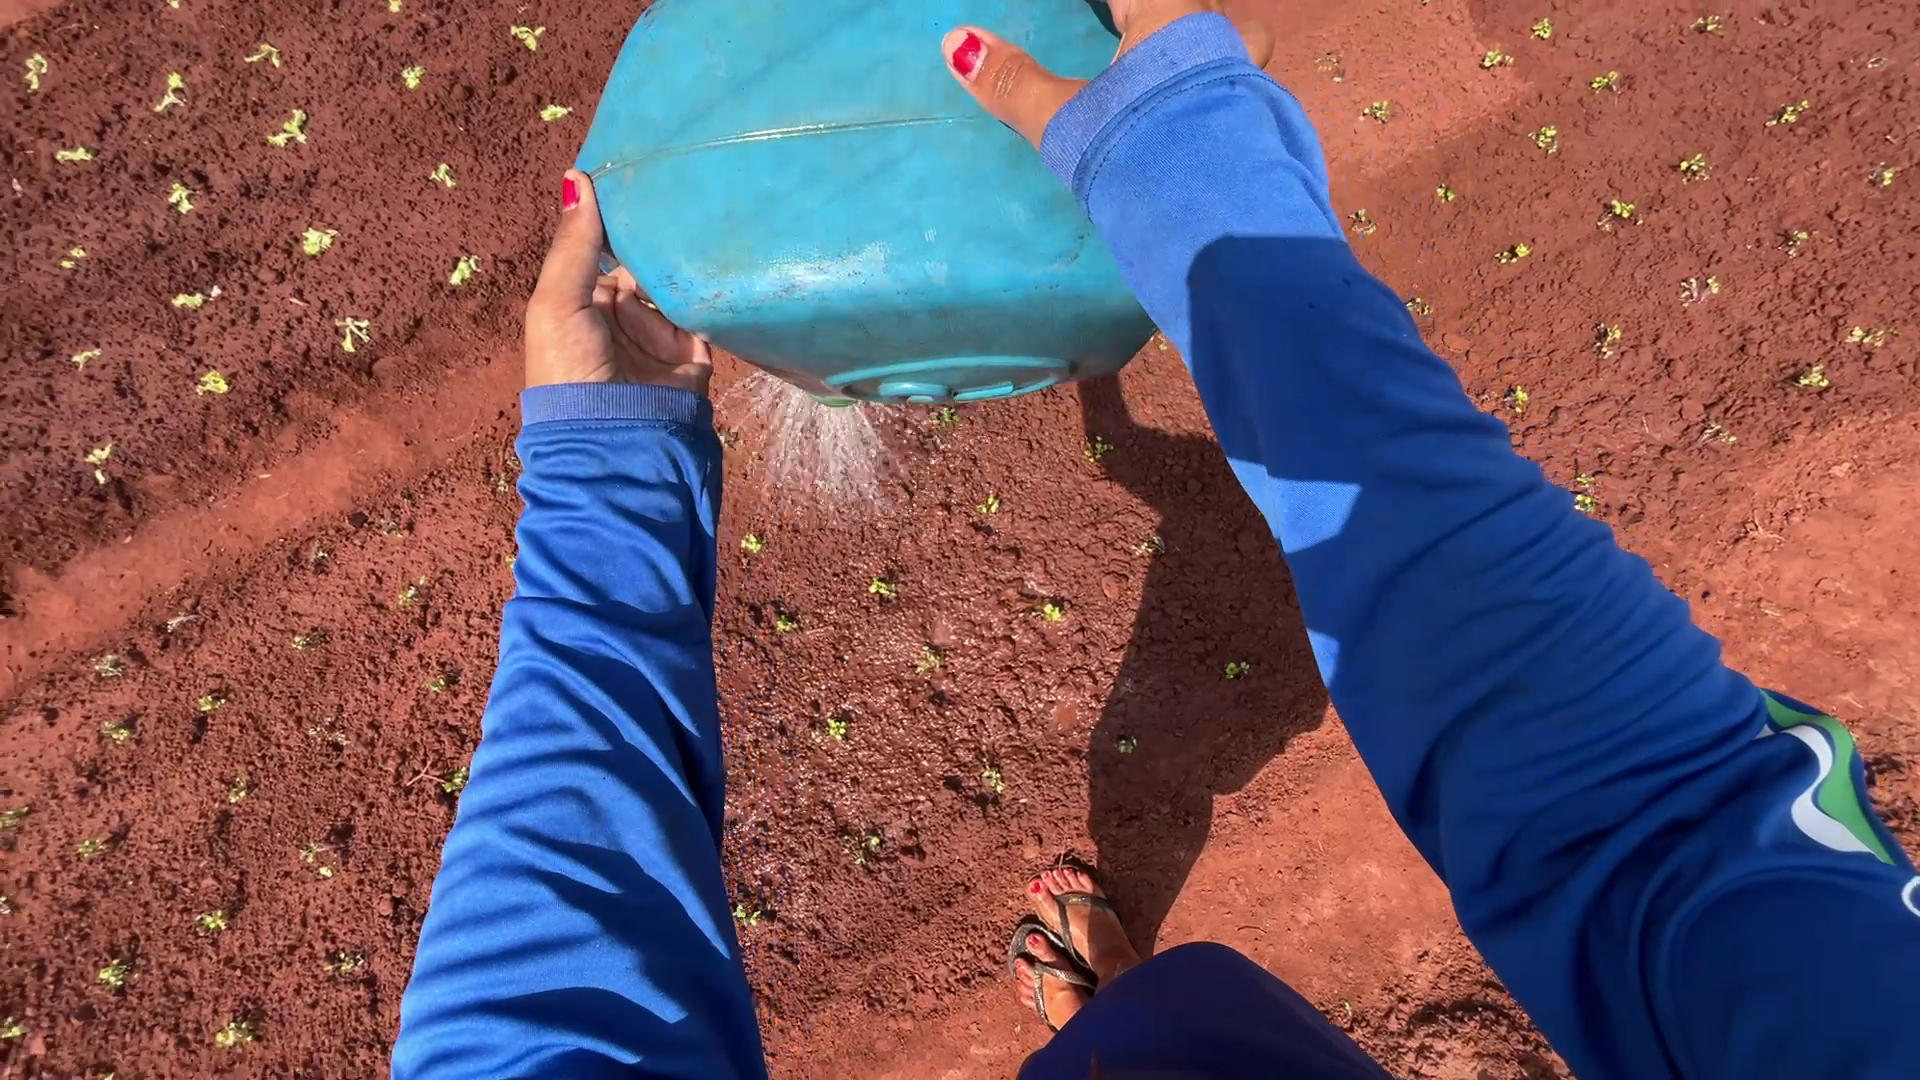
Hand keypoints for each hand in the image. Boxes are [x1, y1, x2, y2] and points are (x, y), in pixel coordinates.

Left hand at [524, 169, 712, 394]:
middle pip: (642, 263)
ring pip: (674, 282)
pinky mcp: (694, 349)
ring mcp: (661, 331)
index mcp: (585, 301)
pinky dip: (705, 289)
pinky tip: (713, 256)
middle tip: (672, 189)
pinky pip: (701, 310)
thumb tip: (578, 175)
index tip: (632, 175)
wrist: (614, 429)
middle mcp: (624, 313)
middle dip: (653, 234)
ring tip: (697, 216)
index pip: (603, 251)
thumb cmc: (570, 363)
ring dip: (681, 258)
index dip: (614, 219)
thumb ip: (574, 244)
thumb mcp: (557, 299)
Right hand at [940, 0, 1272, 145]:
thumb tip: (955, 43)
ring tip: (1201, 68)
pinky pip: (1254, 93)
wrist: (1210, 216)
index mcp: (1169, 18)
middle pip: (1200, 4)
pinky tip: (1224, 124)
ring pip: (1244, 41)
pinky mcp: (1263, 130)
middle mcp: (1218, 39)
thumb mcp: (1064, 120)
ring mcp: (1248, 83)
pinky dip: (1236, 97)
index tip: (1099, 11)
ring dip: (1225, 45)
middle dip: (1174, 12)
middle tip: (1147, 28)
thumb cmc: (1136, 148)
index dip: (1108, 2)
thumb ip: (1013, 84)